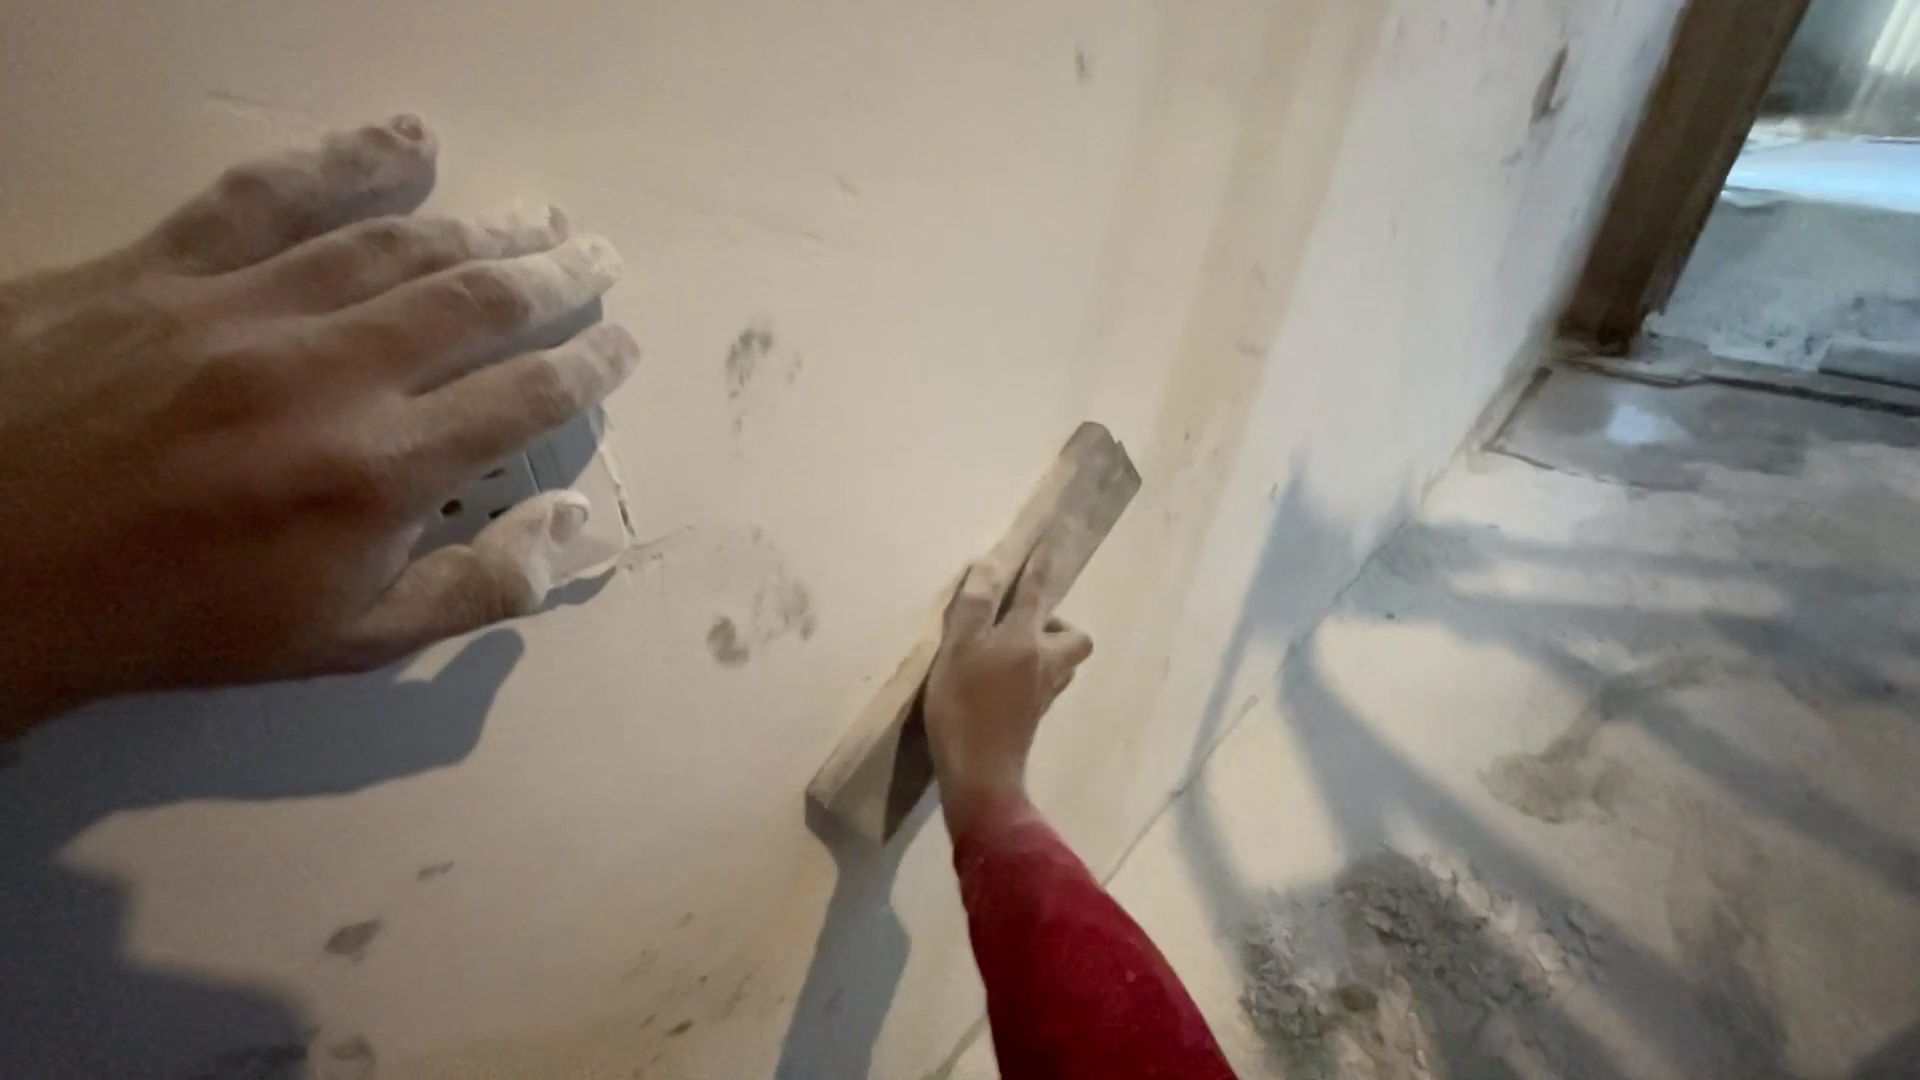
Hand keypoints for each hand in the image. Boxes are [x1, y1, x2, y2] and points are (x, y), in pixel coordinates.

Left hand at [0, 116, 639, 733]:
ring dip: (485, 227)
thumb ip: (486, 583)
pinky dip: (345, 161)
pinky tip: (407, 140)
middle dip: (558, 278)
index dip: (592, 366)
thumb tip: (573, 517)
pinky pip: (264, 195)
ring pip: (396, 246)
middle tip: (601, 257)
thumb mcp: (363, 638)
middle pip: (479, 303)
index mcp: (384, 470)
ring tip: (540, 217)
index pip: (528, 396)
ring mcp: (240, 312)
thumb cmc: (195, 617)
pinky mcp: (156, 271)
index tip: (624, 347)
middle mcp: (331, 376)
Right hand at [924, 554, 1093, 830]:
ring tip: (1012, 650)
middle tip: (1021, 624)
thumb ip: (975, 606)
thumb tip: (990, 566)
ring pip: (1063, 662)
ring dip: (1049, 649)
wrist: (980, 773)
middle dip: (1058, 624)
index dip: (1042, 565)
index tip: (1052, 540)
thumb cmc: (963, 705)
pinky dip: (1035, 674)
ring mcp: (1045, 693)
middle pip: (1075, 637)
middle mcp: (1046, 662)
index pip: (1038, 592)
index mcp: (1026, 639)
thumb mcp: (958, 648)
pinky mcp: (1035, 716)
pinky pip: (1047, 683)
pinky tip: (1006, 681)